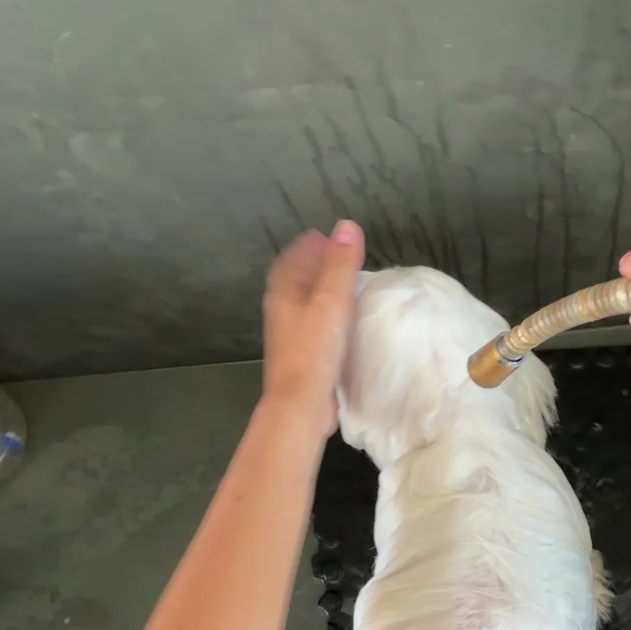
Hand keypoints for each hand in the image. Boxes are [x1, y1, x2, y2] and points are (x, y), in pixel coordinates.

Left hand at [261, 221, 364, 439]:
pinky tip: (344, 323)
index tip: (324, 237)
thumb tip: (347, 225)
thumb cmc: (314, 350)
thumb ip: (340, 264)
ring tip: (343, 287)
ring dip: (320, 292)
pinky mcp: (304, 358)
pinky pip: (315, 327)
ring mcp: (291, 338)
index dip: (308, 246)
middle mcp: (282, 313)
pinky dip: (327, 317)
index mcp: (283, 294)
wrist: (301, 404)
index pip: (292, 260)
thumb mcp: (331, 301)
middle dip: (313, 267)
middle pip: (296, 281)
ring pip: (304, 305)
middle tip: (336, 258)